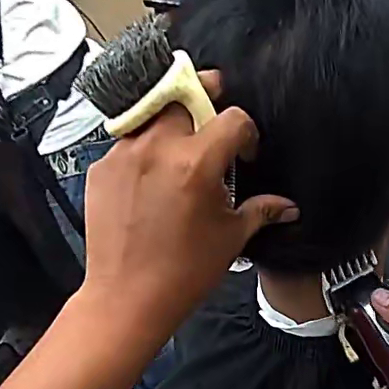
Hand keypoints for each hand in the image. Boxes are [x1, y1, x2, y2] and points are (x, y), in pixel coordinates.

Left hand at [78, 70, 296, 328]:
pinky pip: (128, 141)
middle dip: (204, 96)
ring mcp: (124, 155)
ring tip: (184, 149)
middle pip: (183, 93)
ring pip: (152, 112)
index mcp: (196, 165)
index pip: (233, 119)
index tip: (247, 152)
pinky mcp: (102, 168)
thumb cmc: (182, 272)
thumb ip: (260, 211)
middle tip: (215, 113)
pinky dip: (147, 149)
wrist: (130, 296)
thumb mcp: (231, 238)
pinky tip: (157, 180)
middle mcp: (157, 150)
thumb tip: (287, 207)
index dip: (248, 132)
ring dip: (172, 120)